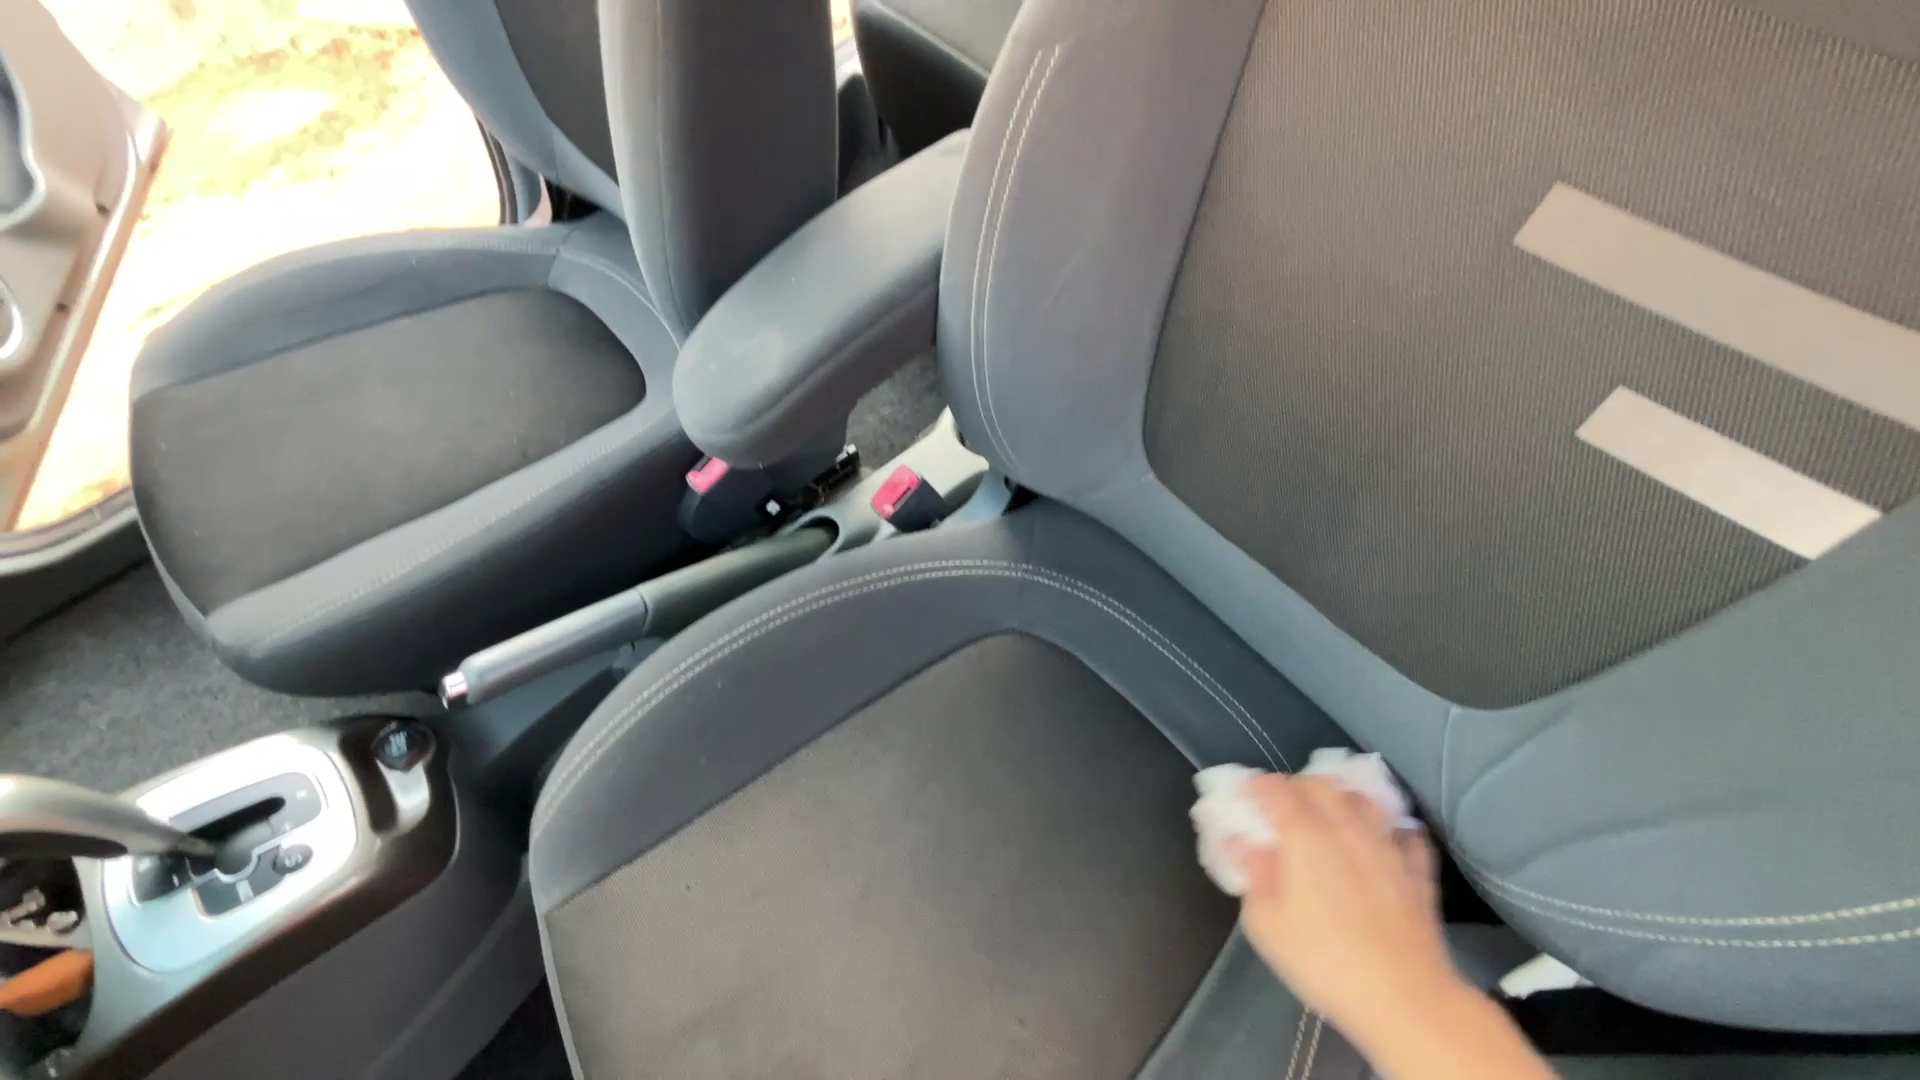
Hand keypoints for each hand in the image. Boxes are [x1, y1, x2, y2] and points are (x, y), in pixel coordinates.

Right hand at [1231, 773, 1459, 1044]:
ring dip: (1340, 800)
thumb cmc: (1323, 960)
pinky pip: (1404, 833)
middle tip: (1282, 808)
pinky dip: (1388, 829)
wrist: (1405, 999)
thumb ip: (1252, 874)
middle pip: (1320, 783)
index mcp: (1304, 834)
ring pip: (1362, 799)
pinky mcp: (1418, 870)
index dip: (1257, 786)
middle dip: (1297, 787)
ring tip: (1329, 819)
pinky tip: (1380, 843)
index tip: (1245, 796)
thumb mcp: (1264, 923)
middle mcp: (1346, 827)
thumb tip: (1242, 844)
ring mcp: (1387, 845)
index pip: (1276, 788)